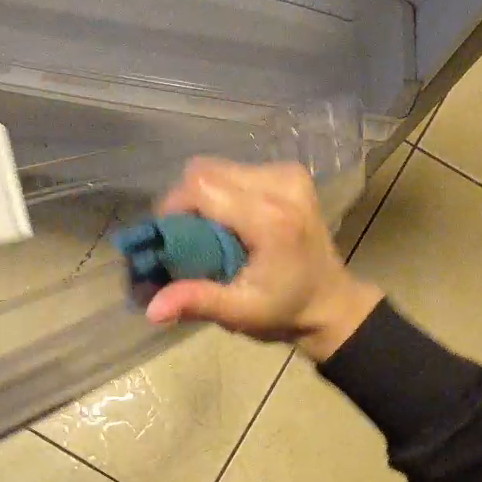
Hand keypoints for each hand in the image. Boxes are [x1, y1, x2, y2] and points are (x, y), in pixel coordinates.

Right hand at [147, 157, 383, 360]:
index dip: (172, 208)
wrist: (331, 304)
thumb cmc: (284, 312)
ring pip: (218, 168)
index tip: (166, 240)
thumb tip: (151, 310)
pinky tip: (227, 222)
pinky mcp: (289, 172)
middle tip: (183, 239)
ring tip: (206, 233)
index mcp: (270, 218)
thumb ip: (196, 302)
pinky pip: (236, 171)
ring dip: (202, 197)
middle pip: (205, 171)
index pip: (201, 187)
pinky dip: (221, 193)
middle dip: (184, 203)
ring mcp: (288, 174)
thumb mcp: (239, 313)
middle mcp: (281, 184)